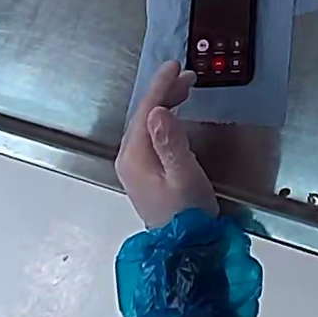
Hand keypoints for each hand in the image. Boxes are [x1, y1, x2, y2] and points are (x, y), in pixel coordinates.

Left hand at [117, 60, 218, 228]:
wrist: (185, 250)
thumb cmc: (188, 215)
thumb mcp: (184, 175)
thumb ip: (171, 142)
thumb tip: (158, 111)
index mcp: (134, 157)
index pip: (146, 111)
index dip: (161, 86)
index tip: (174, 67)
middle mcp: (129, 159)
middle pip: (144, 115)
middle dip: (164, 92)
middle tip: (186, 76)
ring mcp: (135, 167)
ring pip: (147, 124)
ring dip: (165, 103)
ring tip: (185, 89)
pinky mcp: (145, 173)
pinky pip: (151, 135)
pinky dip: (164, 119)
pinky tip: (176, 115)